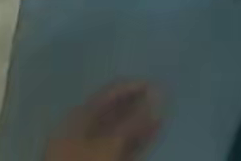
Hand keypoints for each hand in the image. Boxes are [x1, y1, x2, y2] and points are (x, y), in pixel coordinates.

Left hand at [45, 81, 161, 160]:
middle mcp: (81, 130)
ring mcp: (86, 149)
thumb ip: (135, 117)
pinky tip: (153, 135)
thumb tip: (157, 94)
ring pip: (119, 130)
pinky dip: (134, 140)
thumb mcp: (112, 141)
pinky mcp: (97, 160)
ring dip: (140, 124)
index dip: (135, 86)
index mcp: (78, 119)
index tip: (157, 87)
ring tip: (161, 120)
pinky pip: (118, 146)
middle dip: (140, 106)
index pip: (111, 92)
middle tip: (161, 103)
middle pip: (116, 111)